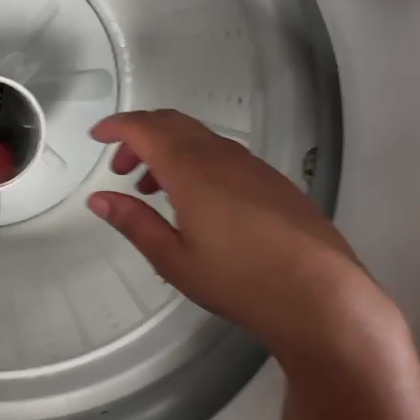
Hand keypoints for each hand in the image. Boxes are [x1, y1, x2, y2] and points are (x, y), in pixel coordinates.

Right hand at [88, 110, 388, 351]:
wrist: (322, 296)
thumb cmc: (240, 280)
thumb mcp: (174, 259)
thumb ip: (133, 222)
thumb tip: (99, 199)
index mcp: (192, 170)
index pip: (146, 129)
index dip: (117, 127)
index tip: (97, 136)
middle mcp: (222, 157)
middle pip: (173, 123)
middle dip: (139, 136)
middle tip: (119, 167)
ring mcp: (253, 166)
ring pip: (200, 138)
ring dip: (168, 150)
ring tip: (152, 189)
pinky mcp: (274, 181)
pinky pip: (222, 154)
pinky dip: (195, 161)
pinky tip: (195, 201)